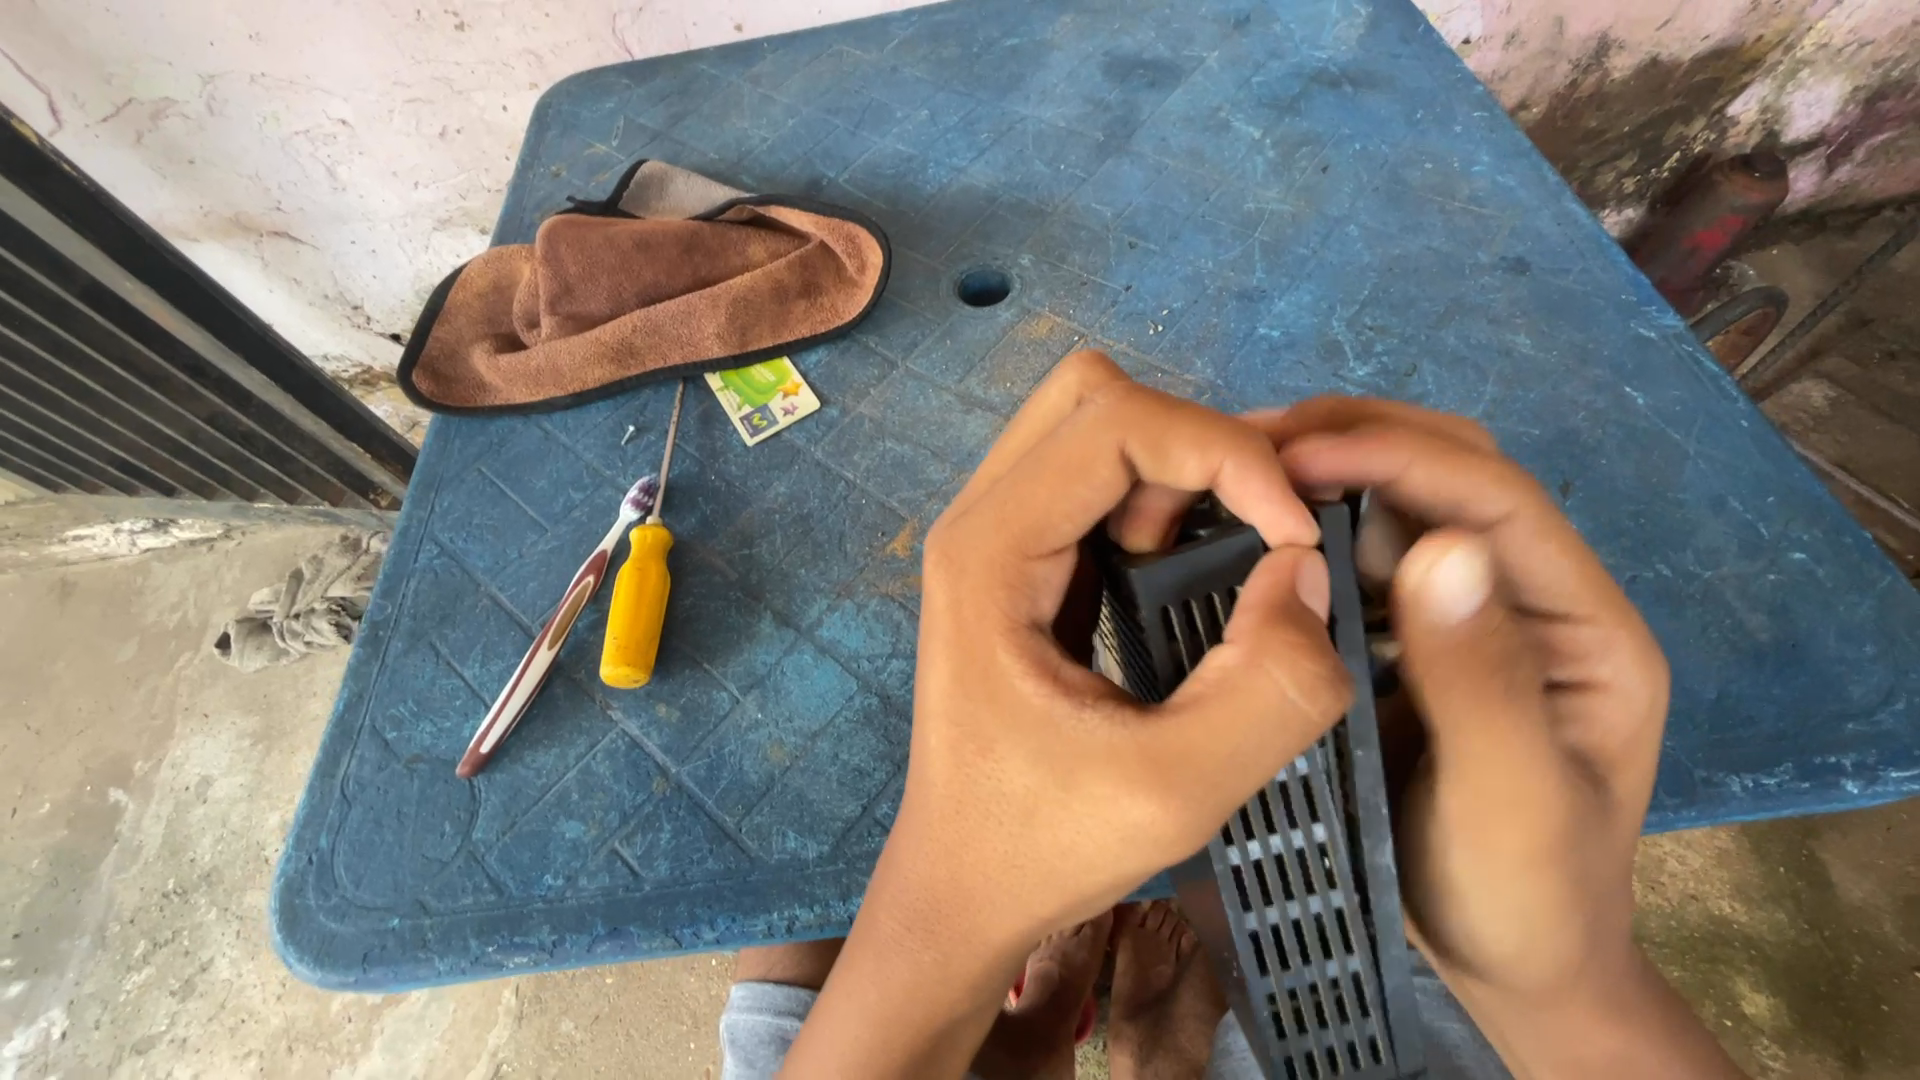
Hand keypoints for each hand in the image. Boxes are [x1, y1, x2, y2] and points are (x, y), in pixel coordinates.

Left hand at [784, 353, 1352, 1076]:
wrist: (962, 882)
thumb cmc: (1044, 844)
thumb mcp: (1178, 790)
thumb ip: (1271, 684)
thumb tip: (1306, 569)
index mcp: (988, 552)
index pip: (1114, 418)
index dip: (1224, 452)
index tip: (1291, 535)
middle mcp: (978, 520)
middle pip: (1093, 396)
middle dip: (1193, 444)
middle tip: (1241, 532)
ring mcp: (991, 534)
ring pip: (1093, 427)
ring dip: (1172, 472)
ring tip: (1200, 563)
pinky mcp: (1015, 559)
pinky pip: (1090, 480)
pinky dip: (1151, 499)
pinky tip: (1167, 572)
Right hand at [1262, 398, 1739, 1078]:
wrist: (1505, 958)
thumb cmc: (1523, 888)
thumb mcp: (1513, 796)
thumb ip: (1483, 677)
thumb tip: (1441, 546)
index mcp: (1578, 620)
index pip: (1493, 498)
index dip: (1394, 457)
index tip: (1293, 453)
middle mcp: (1521, 594)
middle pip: (1449, 473)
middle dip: (1355, 437)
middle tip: (1252, 438)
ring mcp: (1457, 612)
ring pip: (1393, 506)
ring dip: (1322, 470)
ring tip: (1237, 465)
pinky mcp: (1402, 636)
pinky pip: (1353, 558)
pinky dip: (1303, 527)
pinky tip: (1251, 527)